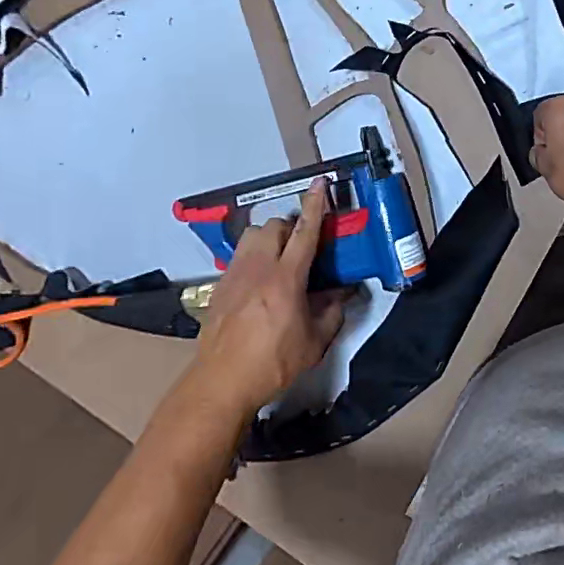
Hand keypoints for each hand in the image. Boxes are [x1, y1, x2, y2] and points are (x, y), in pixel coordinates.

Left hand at [189, 180, 347, 414]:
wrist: (222, 382)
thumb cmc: (272, 363)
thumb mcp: (314, 342)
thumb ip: (332, 312)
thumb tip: (343, 294)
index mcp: (286, 279)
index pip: (305, 232)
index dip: (315, 205)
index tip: (320, 183)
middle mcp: (258, 268)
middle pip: (274, 226)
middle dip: (291, 226)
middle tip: (303, 244)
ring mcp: (235, 275)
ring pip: (252, 236)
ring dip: (269, 237)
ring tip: (280, 258)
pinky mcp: (220, 286)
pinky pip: (239, 256)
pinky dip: (254, 257)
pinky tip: (260, 281)